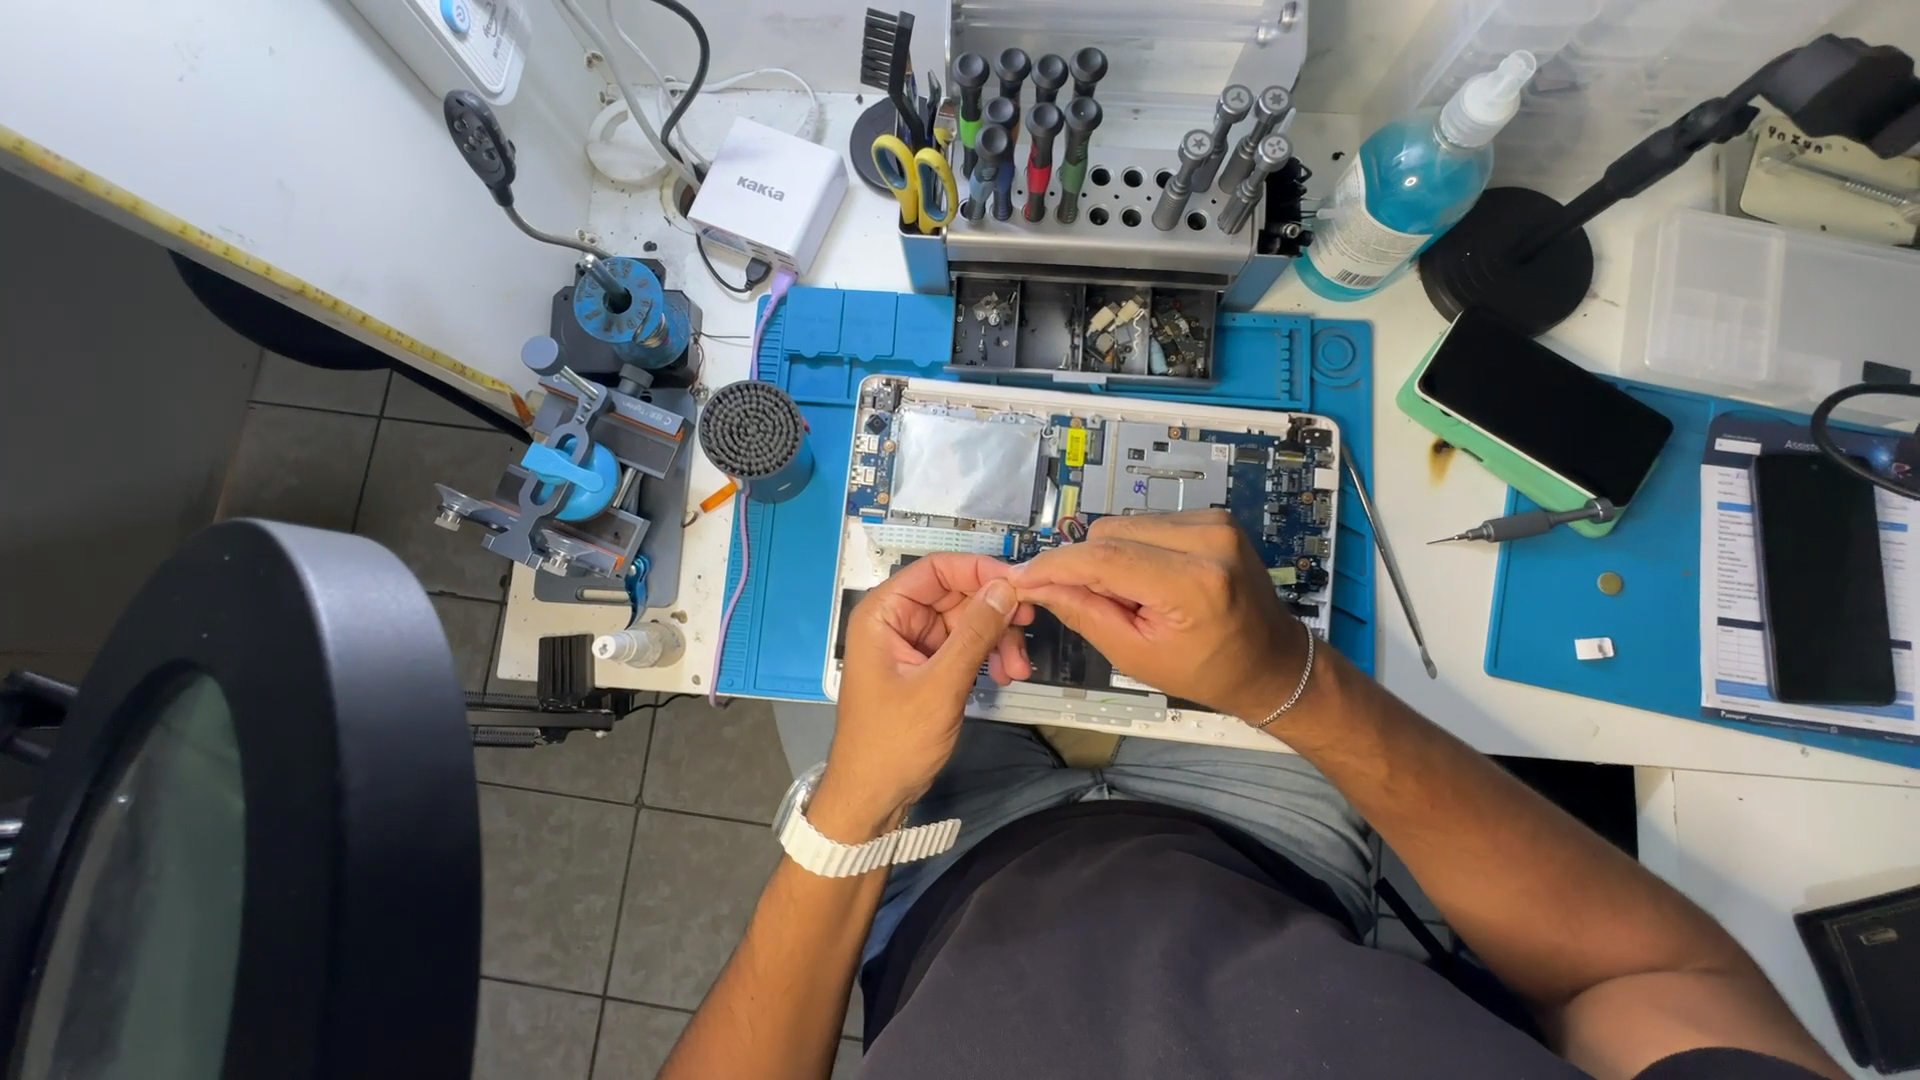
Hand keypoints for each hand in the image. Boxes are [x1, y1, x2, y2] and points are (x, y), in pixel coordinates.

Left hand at [818, 555, 1032, 840]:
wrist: (872, 798)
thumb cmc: (894, 741)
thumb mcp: (940, 685)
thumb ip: (975, 633)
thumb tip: (1006, 588)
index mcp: (884, 613)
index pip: (936, 569)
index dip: (979, 571)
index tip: (1019, 585)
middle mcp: (896, 621)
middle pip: (956, 596)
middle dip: (994, 614)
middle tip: (1029, 631)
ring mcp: (912, 645)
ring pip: (966, 622)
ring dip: (996, 640)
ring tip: (1017, 671)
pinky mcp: (926, 667)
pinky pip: (963, 647)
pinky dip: (986, 657)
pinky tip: (1005, 677)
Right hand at [1007, 510, 1311, 724]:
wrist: (1273, 662)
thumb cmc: (1210, 671)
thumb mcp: (1137, 656)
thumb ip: (1083, 614)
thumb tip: (1037, 585)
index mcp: (1195, 583)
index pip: (1104, 559)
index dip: (1054, 566)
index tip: (1021, 577)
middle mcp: (1208, 539)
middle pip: (1107, 534)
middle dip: (1086, 567)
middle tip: (1097, 605)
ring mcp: (1214, 522)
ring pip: (1122, 525)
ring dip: (1111, 557)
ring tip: (1136, 596)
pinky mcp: (1213, 516)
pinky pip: (1146, 523)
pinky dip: (1134, 549)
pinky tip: (1152, 580)